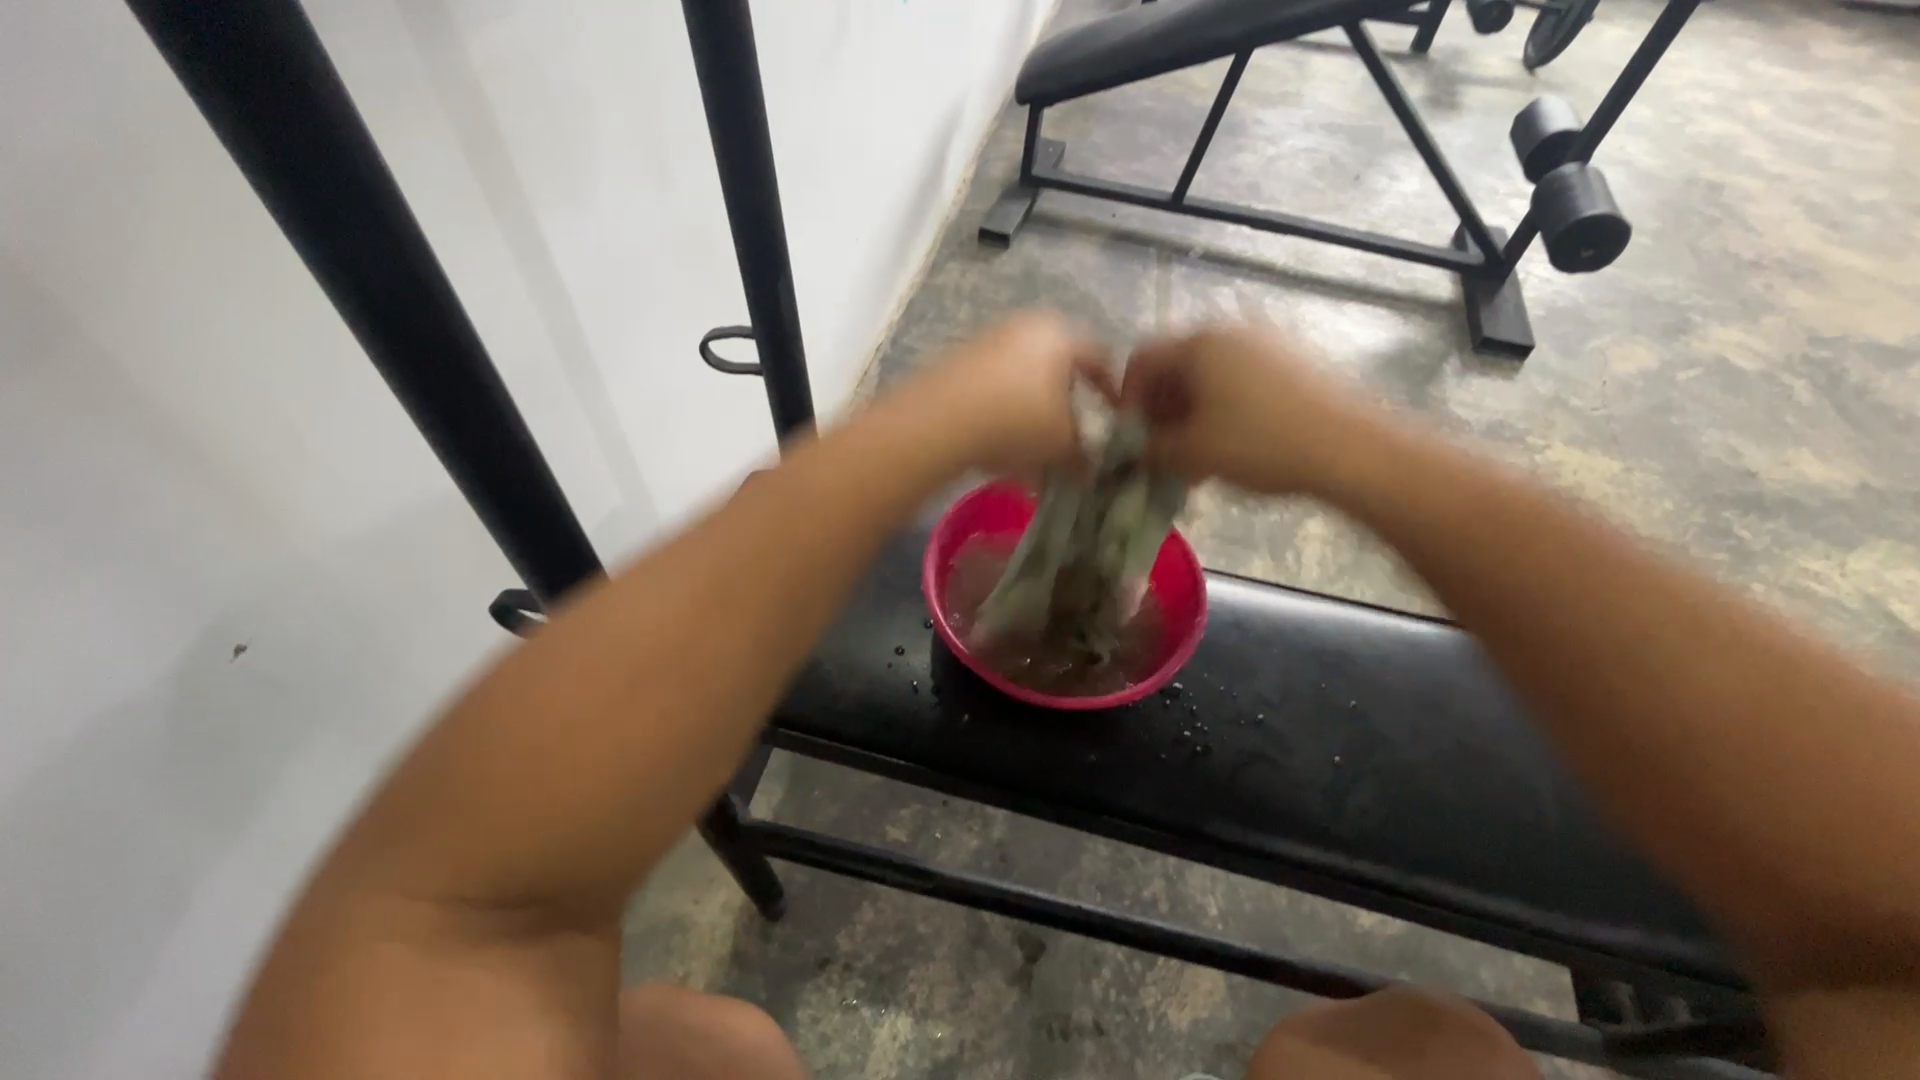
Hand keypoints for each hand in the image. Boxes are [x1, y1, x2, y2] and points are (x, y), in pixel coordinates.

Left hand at [897, 310, 1116, 475]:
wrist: (935, 423)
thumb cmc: (1016, 422)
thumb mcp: (1062, 444)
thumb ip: (1085, 453)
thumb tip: (1091, 465)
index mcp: (1059, 334)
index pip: (1100, 357)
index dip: (1112, 390)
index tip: (1116, 417)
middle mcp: (1023, 328)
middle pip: (1058, 367)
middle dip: (1068, 405)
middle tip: (1073, 437)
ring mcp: (986, 343)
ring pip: (1024, 381)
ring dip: (1034, 416)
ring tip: (1035, 454)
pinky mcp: (956, 365)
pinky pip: (993, 391)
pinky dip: (1004, 417)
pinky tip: (1001, 451)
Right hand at [1122, 324, 1386, 495]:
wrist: (1353, 449)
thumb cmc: (1260, 444)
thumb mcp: (1192, 453)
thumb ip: (1150, 450)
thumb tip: (1134, 451)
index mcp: (1199, 341)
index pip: (1141, 358)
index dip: (1127, 400)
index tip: (1132, 438)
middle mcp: (1231, 329)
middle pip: (1177, 365)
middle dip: (1163, 410)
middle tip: (1165, 453)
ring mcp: (1269, 341)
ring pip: (1212, 376)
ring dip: (1194, 414)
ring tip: (1199, 457)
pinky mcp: (1297, 360)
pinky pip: (1244, 380)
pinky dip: (1227, 408)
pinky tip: (1236, 446)